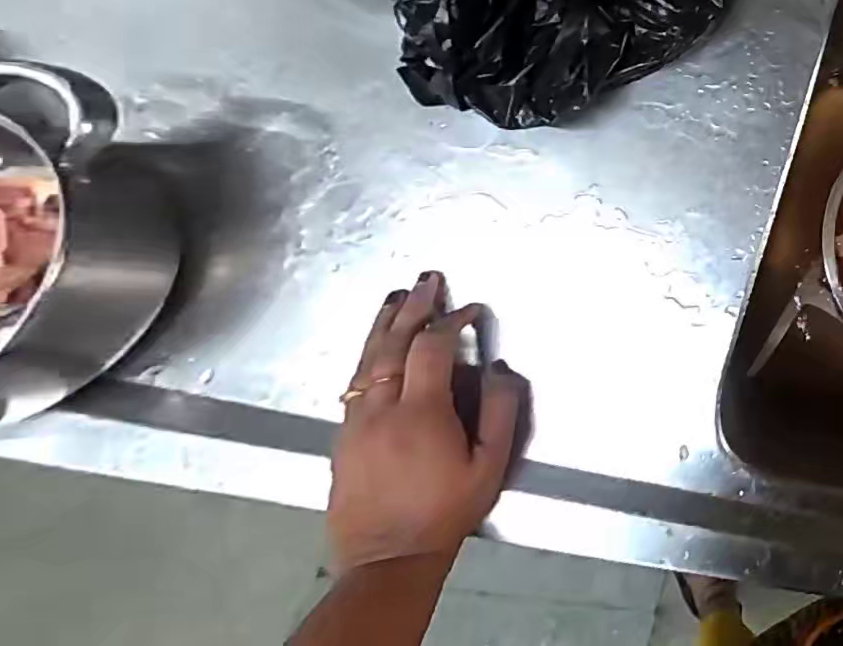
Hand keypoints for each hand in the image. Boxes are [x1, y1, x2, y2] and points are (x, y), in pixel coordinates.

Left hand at [328, 271, 526, 572]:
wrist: (386, 562)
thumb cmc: (446, 510)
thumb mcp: (490, 463)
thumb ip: (500, 409)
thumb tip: (498, 367)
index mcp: (420, 414)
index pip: (432, 348)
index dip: (452, 321)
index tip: (471, 310)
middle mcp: (381, 411)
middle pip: (392, 345)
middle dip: (413, 308)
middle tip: (427, 280)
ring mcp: (355, 425)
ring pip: (366, 362)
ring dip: (383, 325)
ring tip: (396, 298)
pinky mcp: (343, 439)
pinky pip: (355, 383)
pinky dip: (369, 354)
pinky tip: (377, 345)